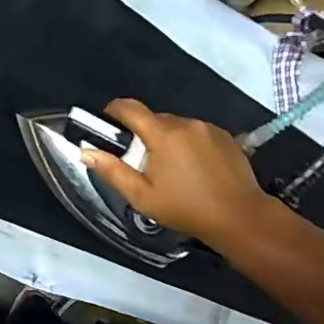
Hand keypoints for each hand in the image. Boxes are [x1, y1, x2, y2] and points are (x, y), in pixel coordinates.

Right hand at [79, 98, 273, 246]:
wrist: (238, 216)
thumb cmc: (185, 208)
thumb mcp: (142, 196)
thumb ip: (112, 171)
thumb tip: (86, 152)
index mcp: (163, 135)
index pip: (131, 108)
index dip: (114, 110)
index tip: (107, 120)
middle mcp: (186, 123)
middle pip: (155, 118)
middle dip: (143, 133)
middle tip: (141, 160)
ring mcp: (209, 128)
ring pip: (178, 125)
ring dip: (168, 138)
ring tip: (170, 168)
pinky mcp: (226, 136)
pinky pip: (198, 132)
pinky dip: (189, 143)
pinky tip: (193, 168)